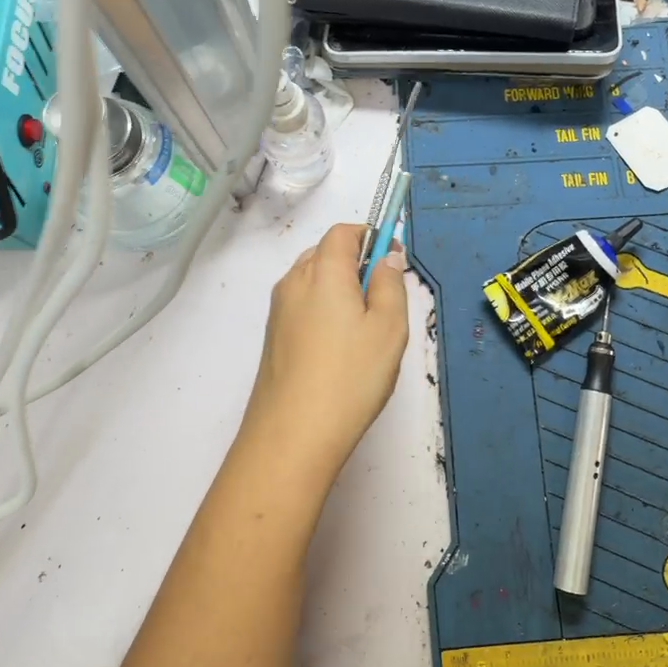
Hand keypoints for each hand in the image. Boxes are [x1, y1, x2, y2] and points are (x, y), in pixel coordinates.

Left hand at [245, 224, 410, 460]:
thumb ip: (390, 284)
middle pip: (325, 253)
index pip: (343, 232)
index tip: (394, 260)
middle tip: (384, 300)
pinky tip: (339, 350)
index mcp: (323, 271)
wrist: (292, 435)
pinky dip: (323, 312)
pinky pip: (302, 307)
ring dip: (339, 290)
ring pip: (313, 282)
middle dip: (356, 264)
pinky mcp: (273, 338)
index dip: (371, 237)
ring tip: (364, 331)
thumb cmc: (350, 376)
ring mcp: (278, 311)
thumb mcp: (388, 328)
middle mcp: (293, 282)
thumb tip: (387, 257)